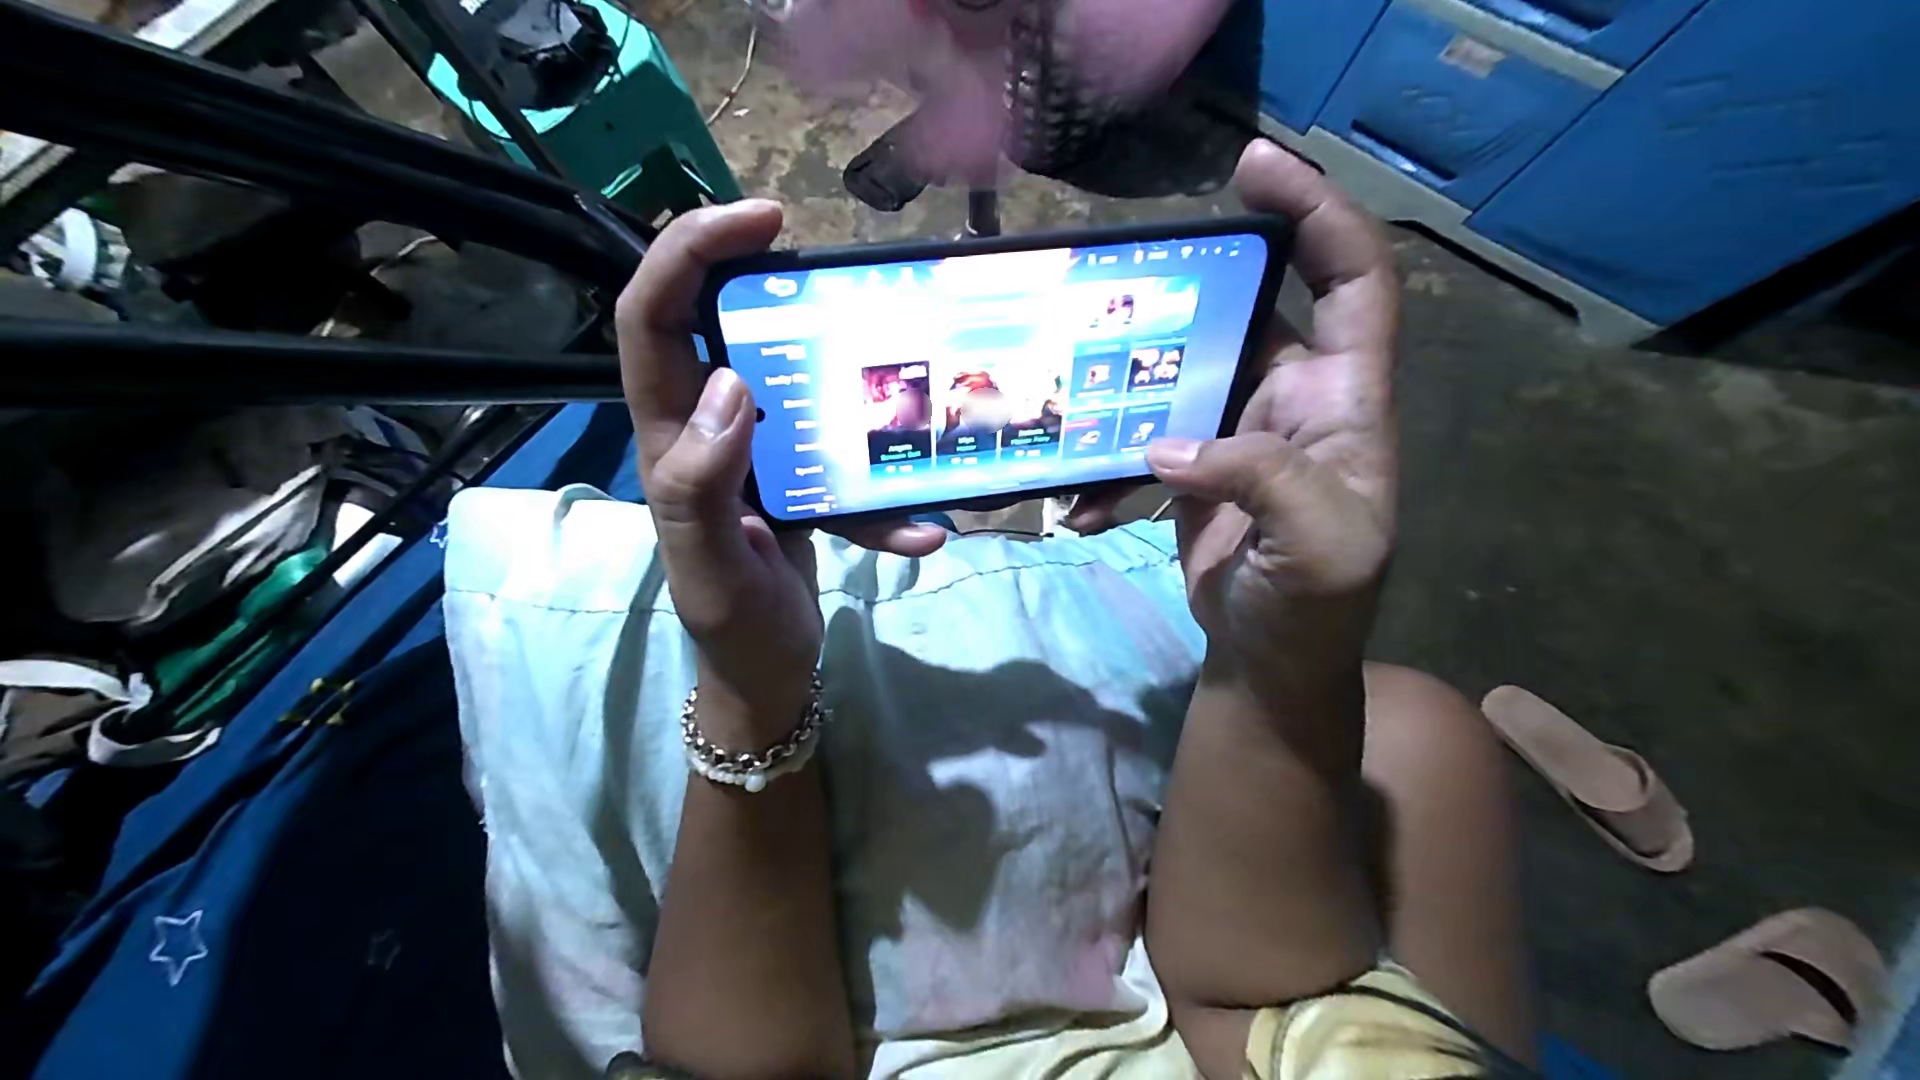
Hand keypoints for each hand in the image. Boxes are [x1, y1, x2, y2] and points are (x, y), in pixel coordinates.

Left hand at [616, 200, 947, 745]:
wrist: (768, 670)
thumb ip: (701, 484)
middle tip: (828, 262)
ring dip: (837, 370)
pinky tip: (920, 530)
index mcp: (671, 442)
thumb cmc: (734, 627)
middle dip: (762, 277)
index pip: (655, 323)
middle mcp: (707, 432)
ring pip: (788, 380)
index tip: (761, 221)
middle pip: (718, 327)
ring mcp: (757, 453)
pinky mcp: (797, 477)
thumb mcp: (713, 570)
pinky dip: (882, 489)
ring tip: (893, 369)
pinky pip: (839, 455)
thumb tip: (730, 384)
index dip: (690, 256)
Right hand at [1132, 141, 1398, 697]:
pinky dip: (1109, 469)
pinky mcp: (1191, 470)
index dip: (1317, 215)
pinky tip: (1082, 507)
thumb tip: (1163, 447)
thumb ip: (1261, 478)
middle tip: (1119, 285)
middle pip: (1248, 314)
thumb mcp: (1321, 545)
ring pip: (1181, 376)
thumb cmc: (1317, 605)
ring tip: (1074, 398)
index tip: (1255, 171)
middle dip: (1190, 292)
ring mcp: (1235, 435)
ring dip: (1127, 389)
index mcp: (1343, 403)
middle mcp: (1292, 403)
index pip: (1354, 282)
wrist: (1269, 658)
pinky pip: (1144, 443)